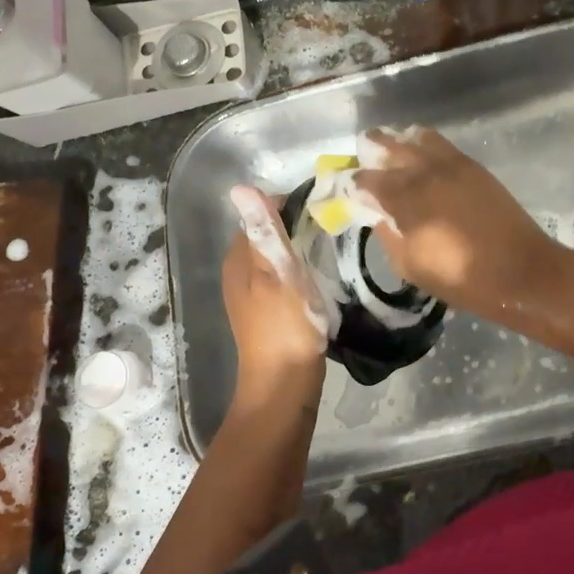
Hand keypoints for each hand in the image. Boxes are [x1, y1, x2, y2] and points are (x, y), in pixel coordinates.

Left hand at [222, 186, 326, 402]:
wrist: (285, 385)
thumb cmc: (285, 327)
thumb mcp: (278, 273)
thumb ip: (265, 232)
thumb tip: (241, 188)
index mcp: (238, 259)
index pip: (259, 214)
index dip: (288, 204)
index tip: (323, 203)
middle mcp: (240, 273)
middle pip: (269, 235)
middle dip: (297, 225)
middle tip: (335, 223)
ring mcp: (254, 295)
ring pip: (278, 257)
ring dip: (302, 249)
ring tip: (334, 246)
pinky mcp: (271, 313)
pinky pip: (286, 278)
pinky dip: (303, 271)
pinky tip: (324, 277)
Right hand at [351, 127, 564, 318]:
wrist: (521, 271)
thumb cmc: (463, 279)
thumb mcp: (413, 267)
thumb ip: (389, 237)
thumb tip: (376, 215)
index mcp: (407, 201)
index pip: (368, 181)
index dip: (353, 182)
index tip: (345, 186)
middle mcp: (426, 174)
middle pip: (390, 151)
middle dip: (372, 150)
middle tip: (361, 151)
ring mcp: (452, 166)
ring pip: (416, 140)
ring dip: (398, 142)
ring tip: (388, 144)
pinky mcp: (474, 167)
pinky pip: (441, 144)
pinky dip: (424, 141)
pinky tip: (418, 146)